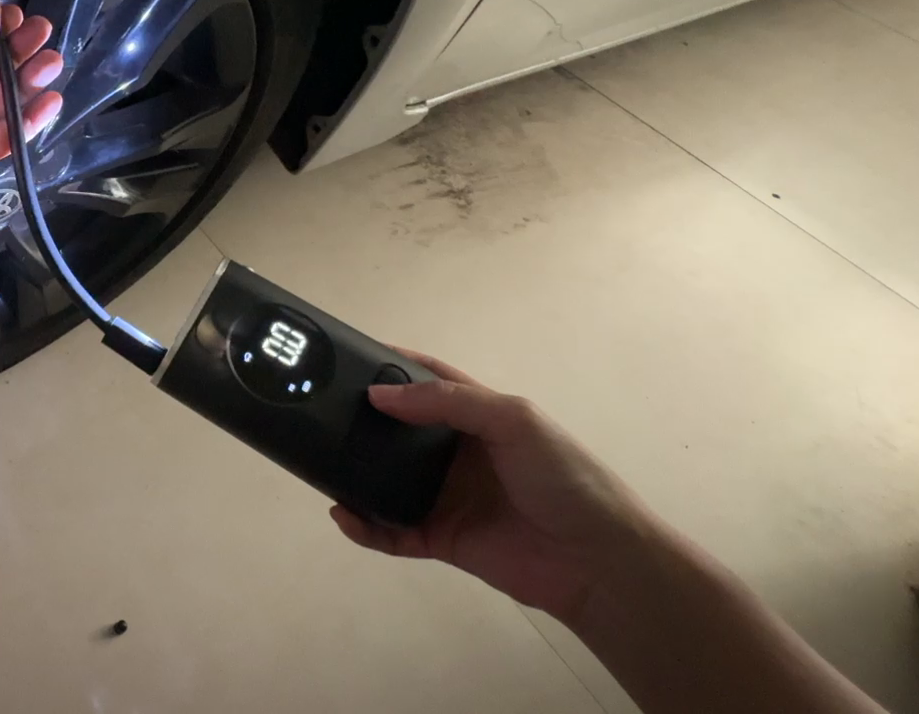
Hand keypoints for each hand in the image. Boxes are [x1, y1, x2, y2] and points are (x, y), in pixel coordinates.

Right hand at [329, 352, 660, 622]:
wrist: (601, 564)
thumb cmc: (565, 479)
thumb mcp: (514, 420)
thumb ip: (447, 401)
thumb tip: (376, 395)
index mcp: (473, 416)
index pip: (423, 379)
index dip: (388, 364)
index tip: (345, 355)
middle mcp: (451, 451)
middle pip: (393, 428)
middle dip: (358, 418)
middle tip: (317, 409)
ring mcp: (441, 494)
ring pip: (383, 477)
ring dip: (352, 471)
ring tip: (320, 463)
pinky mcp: (437, 536)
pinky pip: (389, 530)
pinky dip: (363, 526)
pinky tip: (344, 516)